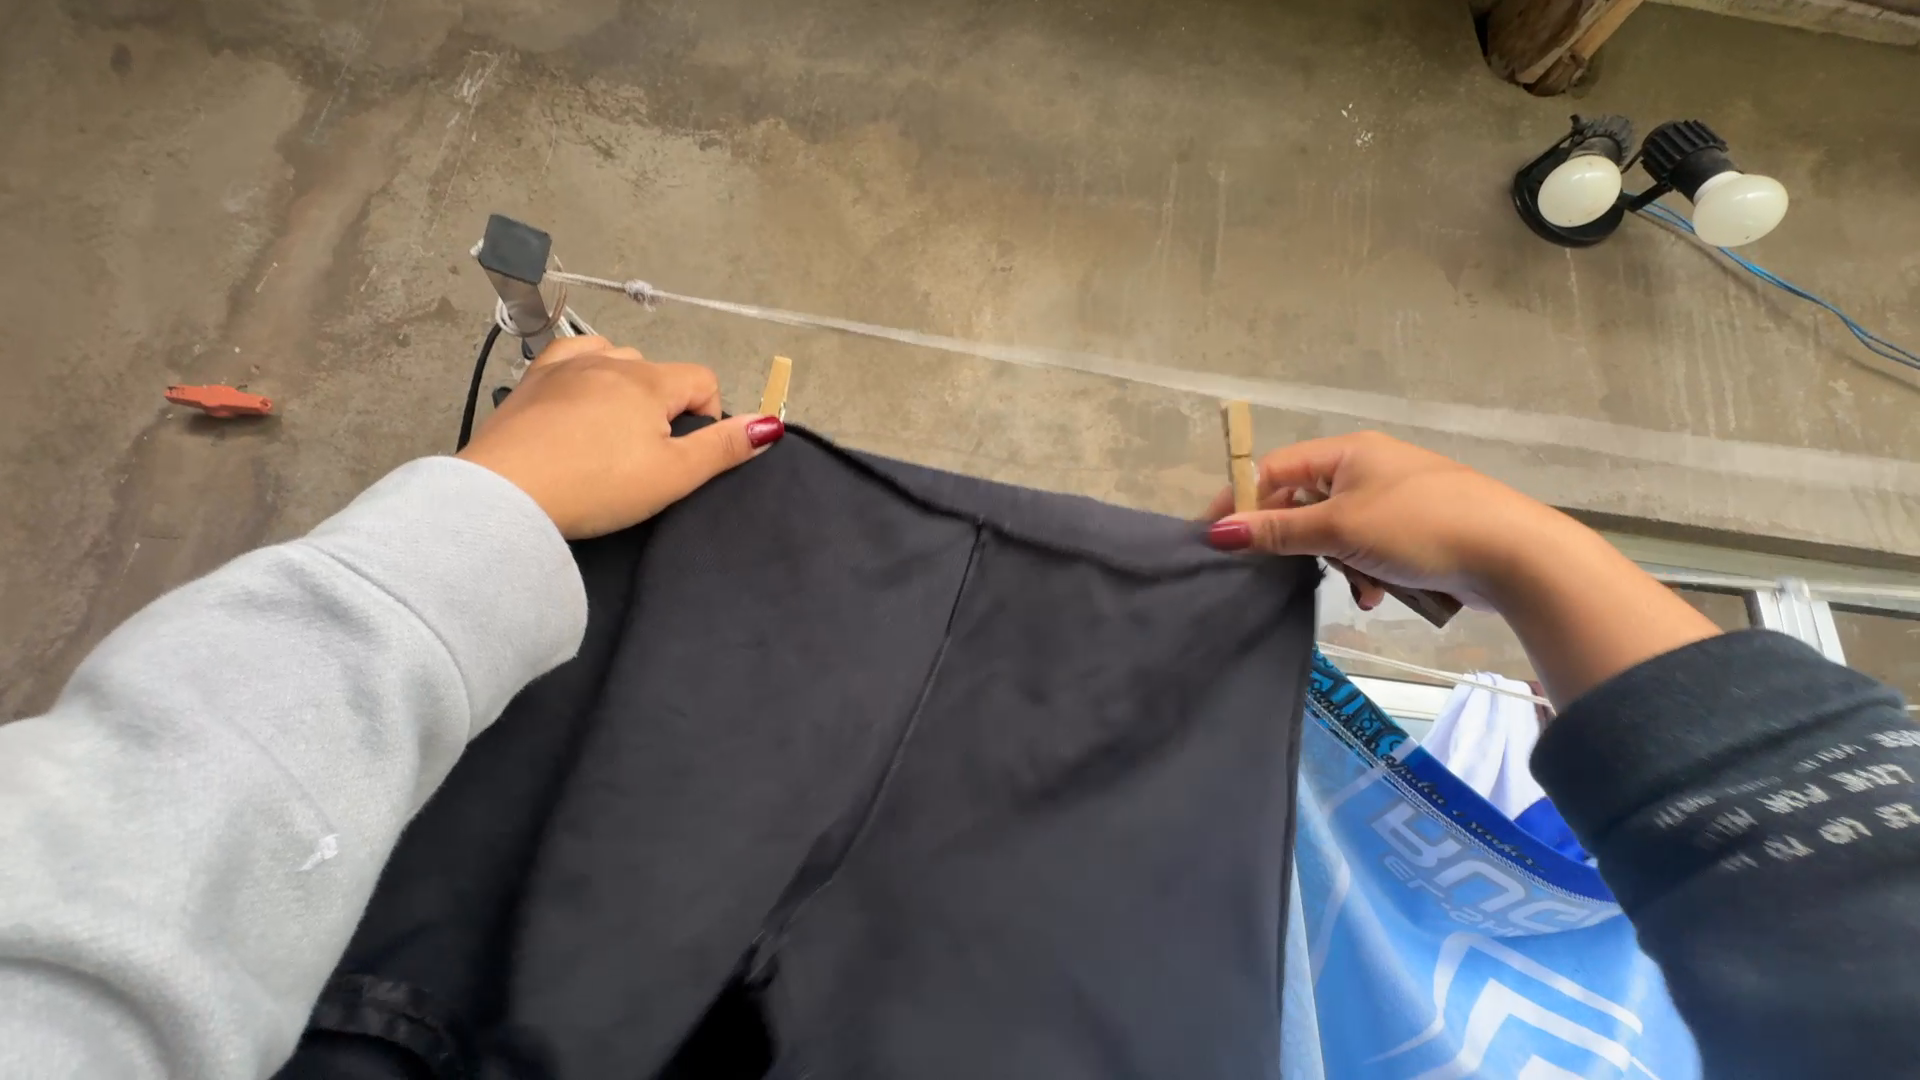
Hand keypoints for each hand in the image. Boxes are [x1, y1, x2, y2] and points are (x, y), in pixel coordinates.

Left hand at [457, 335, 784, 538]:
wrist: (505, 496)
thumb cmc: (598, 486)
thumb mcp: (673, 475)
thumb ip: (723, 447)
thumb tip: (770, 424)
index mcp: (649, 382)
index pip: (704, 381)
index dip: (709, 416)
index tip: (688, 454)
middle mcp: (610, 360)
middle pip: (661, 374)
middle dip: (666, 407)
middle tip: (648, 455)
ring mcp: (566, 366)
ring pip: (618, 361)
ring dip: (628, 389)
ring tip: (613, 434)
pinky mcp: (531, 380)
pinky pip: (573, 357)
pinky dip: (588, 372)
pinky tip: (582, 398)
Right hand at [1199, 432, 1563, 608]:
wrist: (1516, 555)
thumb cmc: (1419, 527)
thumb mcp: (1338, 529)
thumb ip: (1276, 531)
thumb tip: (1217, 532)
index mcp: (1347, 453)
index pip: (1274, 469)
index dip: (1241, 500)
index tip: (1216, 536)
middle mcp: (1367, 468)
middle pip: (1303, 502)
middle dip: (1295, 540)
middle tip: (1280, 569)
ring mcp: (1392, 500)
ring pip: (1334, 531)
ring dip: (1334, 562)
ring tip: (1353, 585)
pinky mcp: (1414, 530)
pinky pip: (1366, 547)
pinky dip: (1364, 570)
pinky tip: (1377, 593)